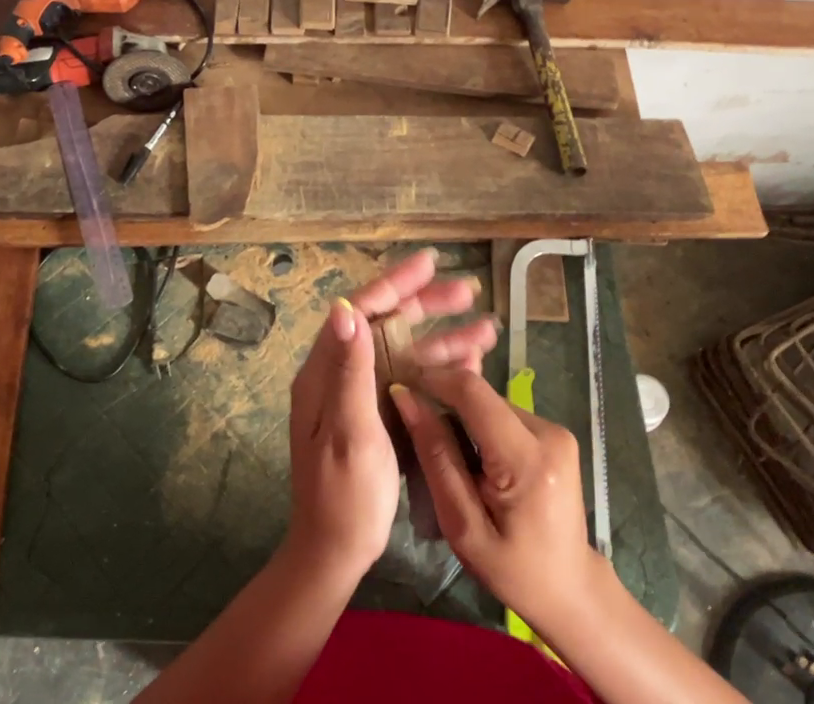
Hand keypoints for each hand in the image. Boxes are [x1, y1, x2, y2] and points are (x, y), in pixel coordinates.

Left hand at [285, 250, 496, 580]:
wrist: (336, 550)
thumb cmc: (342, 496)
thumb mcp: (348, 432)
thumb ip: (349, 371)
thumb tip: (347, 310)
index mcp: (325, 373)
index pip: (359, 311)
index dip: (393, 284)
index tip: (430, 263)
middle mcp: (341, 375)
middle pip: (385, 325)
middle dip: (426, 305)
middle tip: (469, 292)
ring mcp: (361, 396)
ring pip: (404, 351)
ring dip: (443, 338)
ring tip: (487, 329)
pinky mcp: (379, 416)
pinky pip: (411, 380)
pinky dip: (441, 369)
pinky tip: (473, 364)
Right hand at [389, 365, 603, 628]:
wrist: (569, 588)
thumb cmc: (512, 569)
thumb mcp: (462, 524)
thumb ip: (436, 457)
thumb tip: (407, 400)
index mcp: (527, 459)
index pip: (473, 392)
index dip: (432, 380)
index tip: (400, 387)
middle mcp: (549, 433)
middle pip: (482, 396)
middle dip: (443, 401)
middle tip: (412, 424)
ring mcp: (556, 432)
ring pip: (491, 403)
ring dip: (461, 416)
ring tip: (439, 447)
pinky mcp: (555, 435)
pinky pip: (504, 415)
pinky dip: (479, 426)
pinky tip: (468, 455)